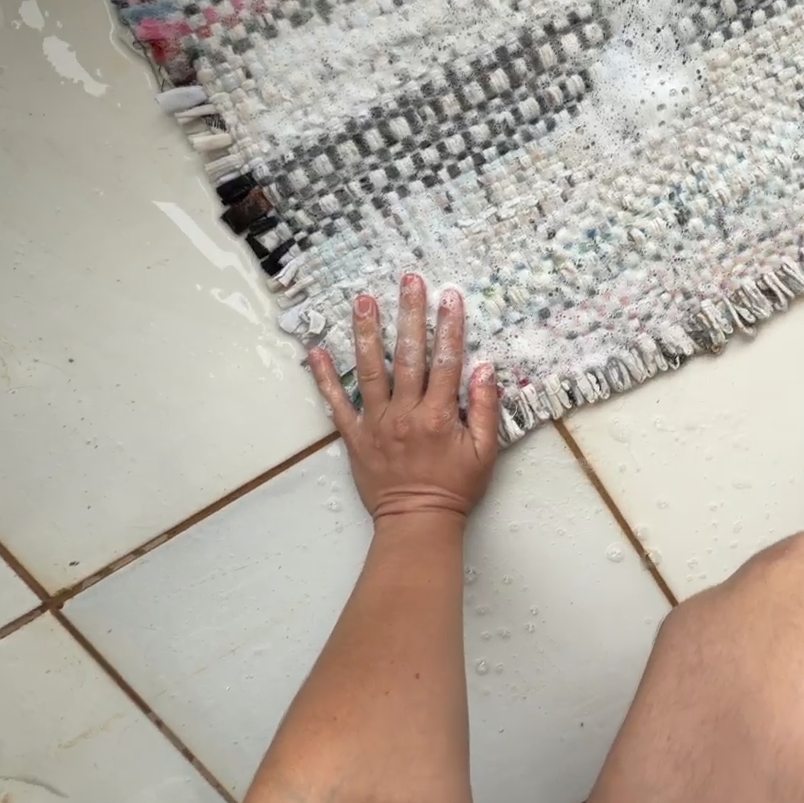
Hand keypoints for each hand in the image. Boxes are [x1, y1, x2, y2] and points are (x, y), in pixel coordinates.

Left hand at [309, 275, 501, 524]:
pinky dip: (325, 378)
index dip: (449, 326)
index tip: (449, 296)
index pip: (446, 361)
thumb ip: (486, 409)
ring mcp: (377, 422)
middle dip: (410, 314)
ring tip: (364, 300)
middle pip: (409, 355)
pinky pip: (337, 403)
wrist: (417, 522)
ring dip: (368, 333)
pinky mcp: (355, 436)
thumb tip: (487, 369)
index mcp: (439, 414)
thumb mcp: (485, 452)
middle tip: (409, 280)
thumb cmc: (455, 488)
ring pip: (371, 370)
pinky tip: (316, 351)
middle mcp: (406, 412)